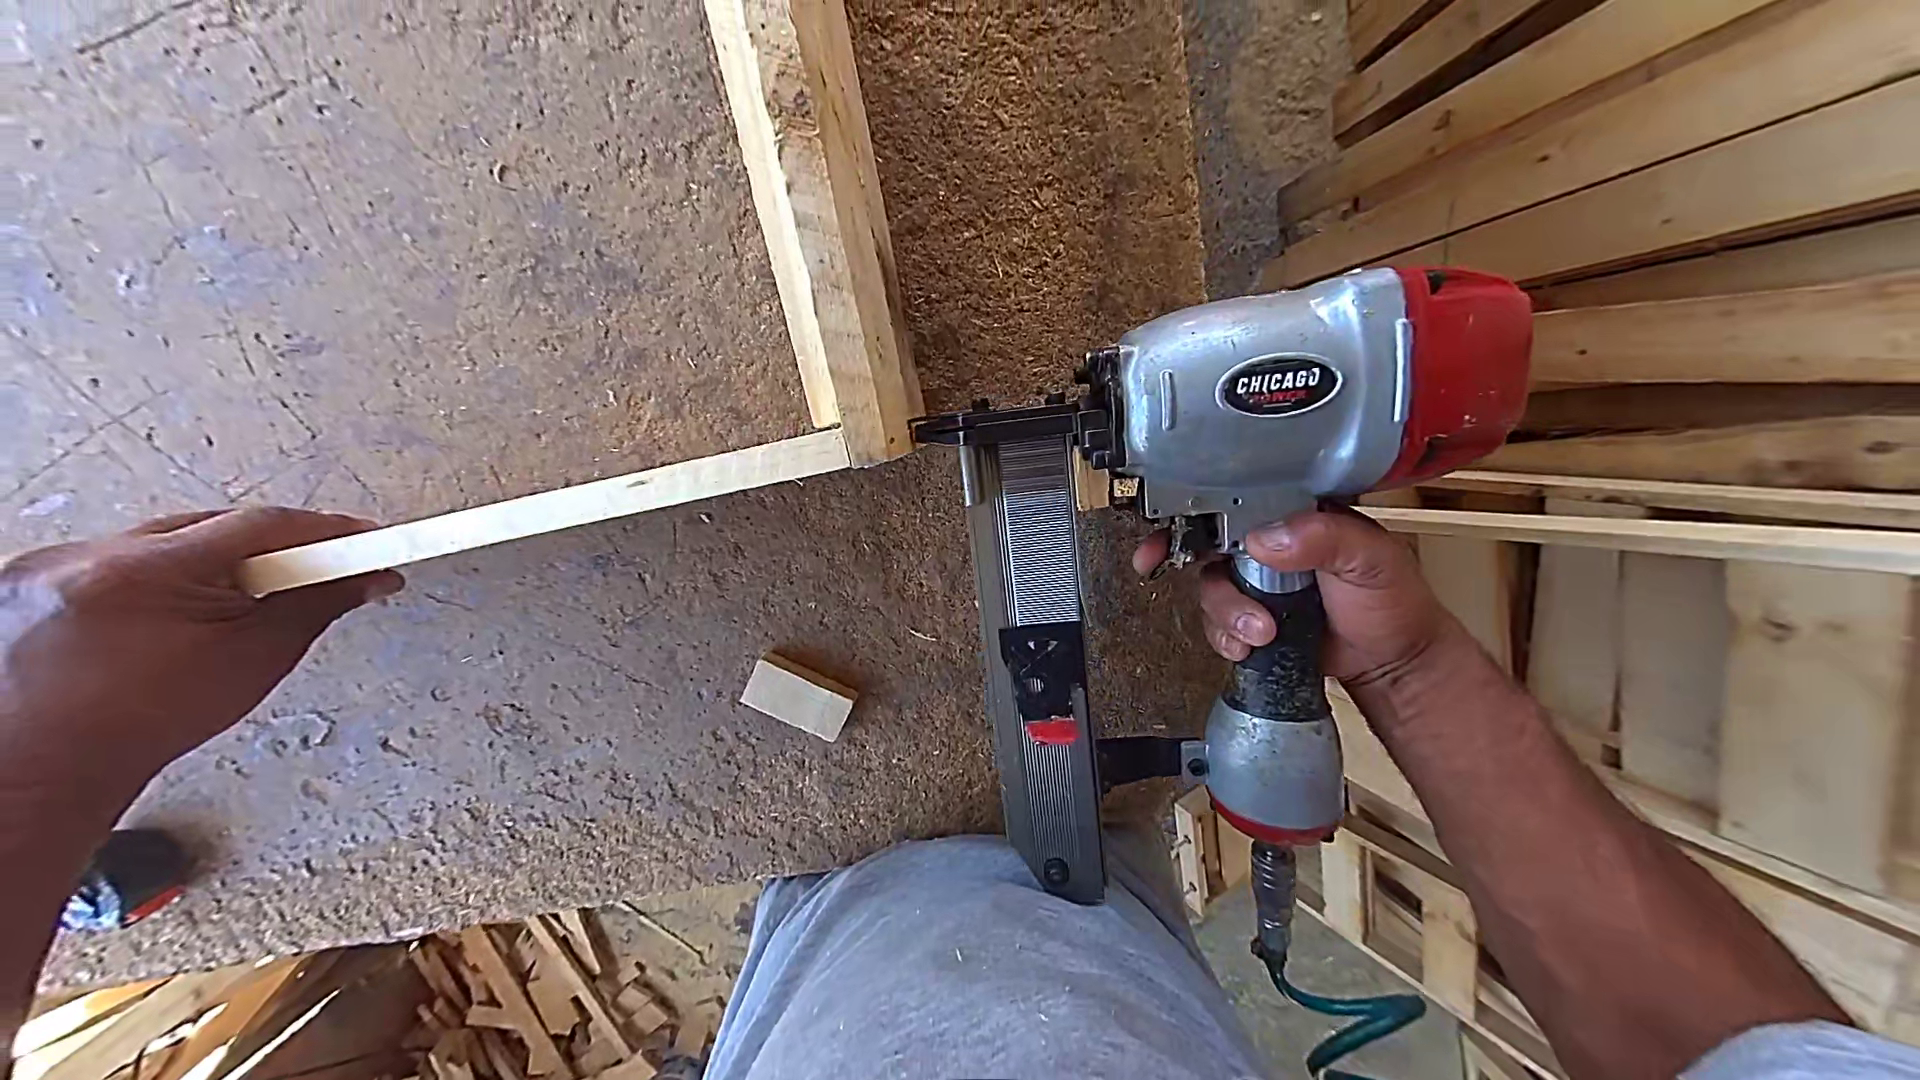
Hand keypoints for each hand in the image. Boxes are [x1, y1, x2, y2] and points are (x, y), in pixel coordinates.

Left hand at [0, 508, 401, 794]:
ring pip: (172, 536)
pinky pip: (128, 555)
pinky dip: (175, 569)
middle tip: (323, 568)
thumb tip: (367, 579)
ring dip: (225, 556)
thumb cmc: (139, 723)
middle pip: (216, 524)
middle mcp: (84, 559)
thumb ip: (319, 603)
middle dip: (279, 544)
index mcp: (143, 573)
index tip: (366, 537)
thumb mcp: (260, 654)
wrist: (46, 768)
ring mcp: (48, 567)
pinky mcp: (31, 581)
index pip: (263, 525)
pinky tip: (195, 598)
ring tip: (252, 593)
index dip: (327, 529)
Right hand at [1132, 506, 1461, 688]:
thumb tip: (1267, 537)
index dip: (1192, 508)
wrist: (1392, 663)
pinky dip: (1223, 637)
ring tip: (1259, 630)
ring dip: (1224, 612)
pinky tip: (1246, 646)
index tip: (1168, 524)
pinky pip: (1214, 624)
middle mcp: (1264, 545)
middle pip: (1203, 542)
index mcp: (1290, 515)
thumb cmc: (1391, 602)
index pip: (1233, 499)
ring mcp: (1252, 583)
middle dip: (1178, 557)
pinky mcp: (1247, 617)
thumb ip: (1325, 538)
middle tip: (1158, 563)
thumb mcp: (1370, 557)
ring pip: (1207, 588)